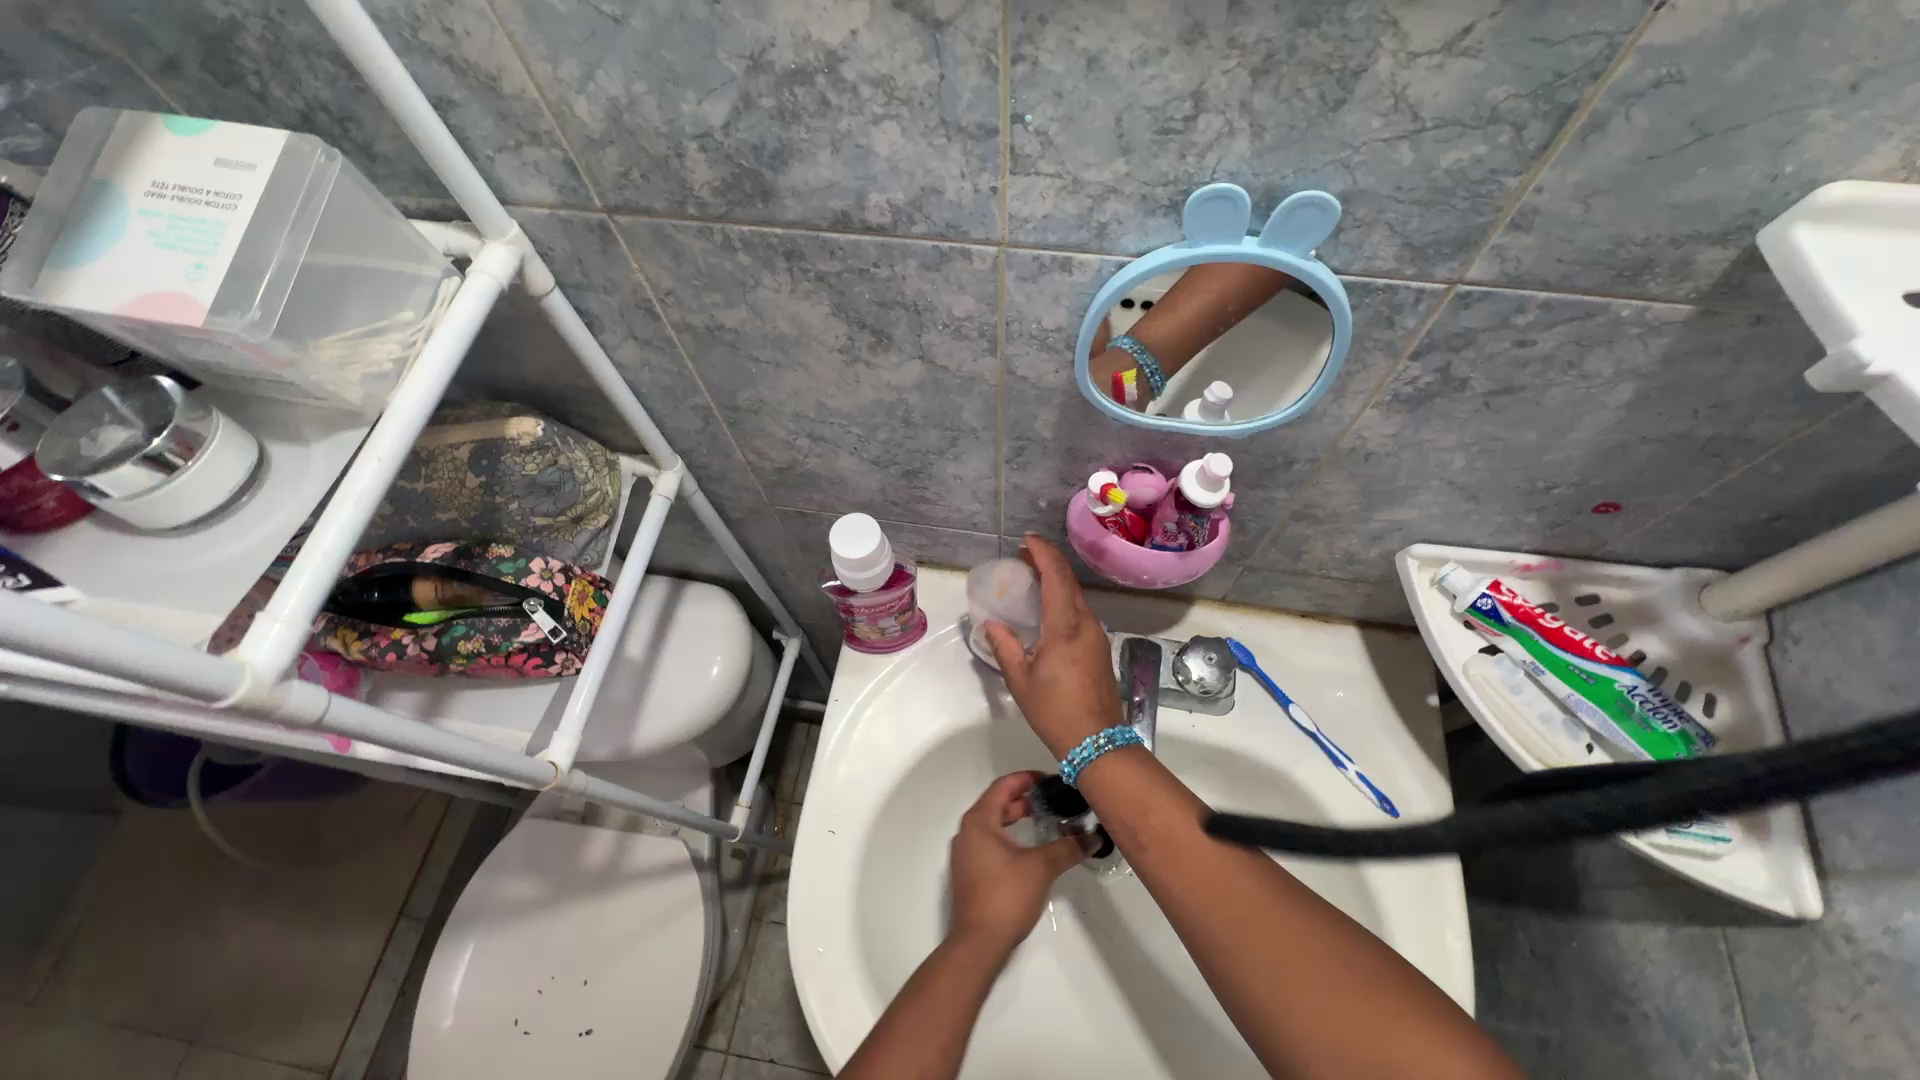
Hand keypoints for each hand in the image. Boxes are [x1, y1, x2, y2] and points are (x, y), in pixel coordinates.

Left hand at [949, 771, 1092, 955]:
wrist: (978, 943)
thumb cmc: (1006, 896)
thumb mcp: (1042, 867)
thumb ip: (1068, 847)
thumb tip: (1094, 836)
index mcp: (979, 821)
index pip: (1002, 787)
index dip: (1026, 779)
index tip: (1050, 780)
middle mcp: (968, 832)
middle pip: (997, 804)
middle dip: (1025, 800)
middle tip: (1054, 801)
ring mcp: (966, 854)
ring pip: (994, 825)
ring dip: (1018, 820)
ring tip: (1047, 822)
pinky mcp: (971, 873)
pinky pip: (991, 843)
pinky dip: (1011, 838)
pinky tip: (1032, 850)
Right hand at [984, 535, 1121, 757]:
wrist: (1096, 741)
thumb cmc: (1054, 710)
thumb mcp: (1020, 680)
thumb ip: (1005, 647)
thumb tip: (991, 625)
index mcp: (1065, 626)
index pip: (1056, 576)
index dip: (1043, 553)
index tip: (1026, 540)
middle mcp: (1086, 624)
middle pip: (1069, 581)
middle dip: (1048, 562)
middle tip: (1025, 555)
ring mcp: (1096, 635)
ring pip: (1077, 597)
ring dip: (1057, 581)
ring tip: (1032, 578)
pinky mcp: (1099, 648)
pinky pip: (1080, 613)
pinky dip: (1063, 600)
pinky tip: (1048, 608)